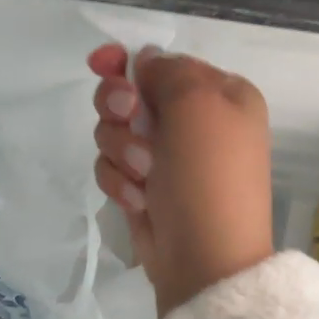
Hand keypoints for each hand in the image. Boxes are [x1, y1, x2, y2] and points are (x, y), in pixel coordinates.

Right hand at [88, 44, 274, 316]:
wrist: (203, 259)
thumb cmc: (208, 177)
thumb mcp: (198, 105)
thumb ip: (168, 71)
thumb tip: (143, 60)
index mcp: (219, 95)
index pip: (162, 63)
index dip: (127, 62)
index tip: (100, 64)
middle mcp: (190, 123)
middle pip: (129, 96)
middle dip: (120, 110)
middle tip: (127, 119)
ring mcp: (163, 159)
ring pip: (113, 134)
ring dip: (121, 152)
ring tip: (144, 176)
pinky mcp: (141, 190)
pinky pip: (111, 170)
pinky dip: (119, 183)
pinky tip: (138, 201)